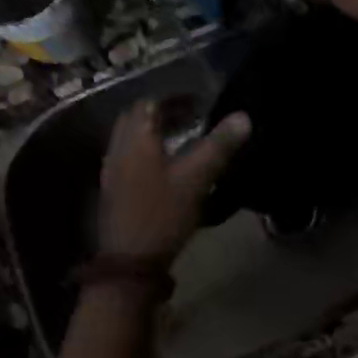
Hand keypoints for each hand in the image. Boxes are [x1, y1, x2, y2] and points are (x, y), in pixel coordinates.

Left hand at [97, 102, 250, 260]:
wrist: (130, 260)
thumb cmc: (163, 214)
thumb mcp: (197, 178)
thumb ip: (219, 146)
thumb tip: (244, 116)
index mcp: (136, 140)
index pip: (150, 104)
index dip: (175, 98)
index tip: (200, 102)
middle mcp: (119, 149)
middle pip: (137, 119)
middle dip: (164, 114)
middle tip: (193, 118)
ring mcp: (113, 171)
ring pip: (132, 139)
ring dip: (156, 133)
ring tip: (185, 140)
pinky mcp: (115, 191)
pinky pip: (131, 158)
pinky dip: (150, 153)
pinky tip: (169, 168)